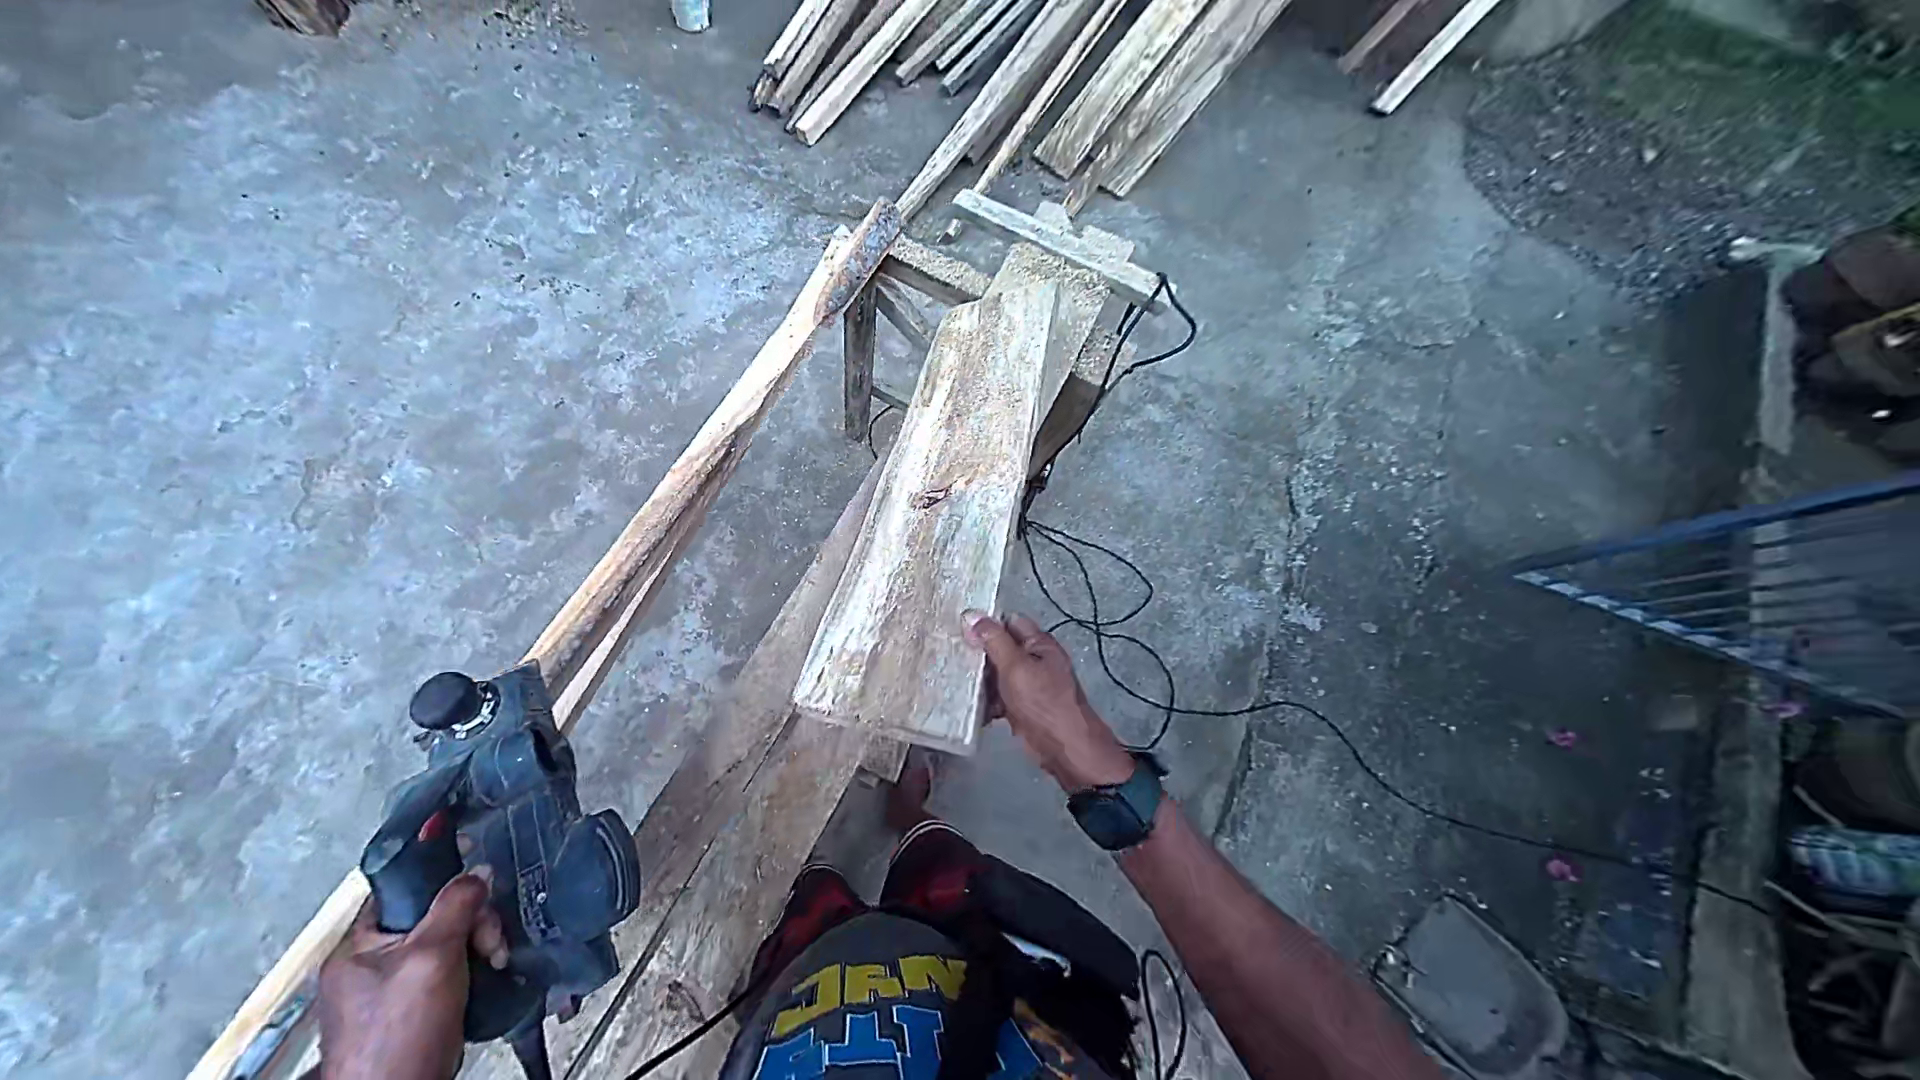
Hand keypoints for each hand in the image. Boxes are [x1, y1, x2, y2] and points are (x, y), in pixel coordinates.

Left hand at [318, 869, 509, 1079]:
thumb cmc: (400, 1029)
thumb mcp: (432, 954)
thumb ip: (456, 903)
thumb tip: (479, 871)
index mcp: (357, 946)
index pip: (400, 887)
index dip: (439, 872)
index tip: (474, 867)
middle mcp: (372, 961)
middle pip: (434, 912)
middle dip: (472, 919)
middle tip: (488, 940)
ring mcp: (395, 984)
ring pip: (450, 936)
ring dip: (481, 941)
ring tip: (493, 961)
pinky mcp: (420, 1001)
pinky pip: (455, 961)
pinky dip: (477, 961)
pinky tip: (490, 970)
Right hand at [963, 610, 1134, 792]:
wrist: (1064, 748)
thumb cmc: (1042, 702)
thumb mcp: (1015, 666)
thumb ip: (994, 640)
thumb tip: (972, 614)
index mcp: (1038, 644)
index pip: (1009, 622)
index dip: (986, 623)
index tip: (958, 627)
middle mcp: (1035, 660)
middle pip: (1001, 649)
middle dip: (979, 653)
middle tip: (949, 654)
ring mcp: (1029, 685)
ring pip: (998, 674)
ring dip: (980, 680)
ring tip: (953, 680)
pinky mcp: (1021, 707)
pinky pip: (999, 697)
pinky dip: (987, 702)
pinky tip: (969, 707)